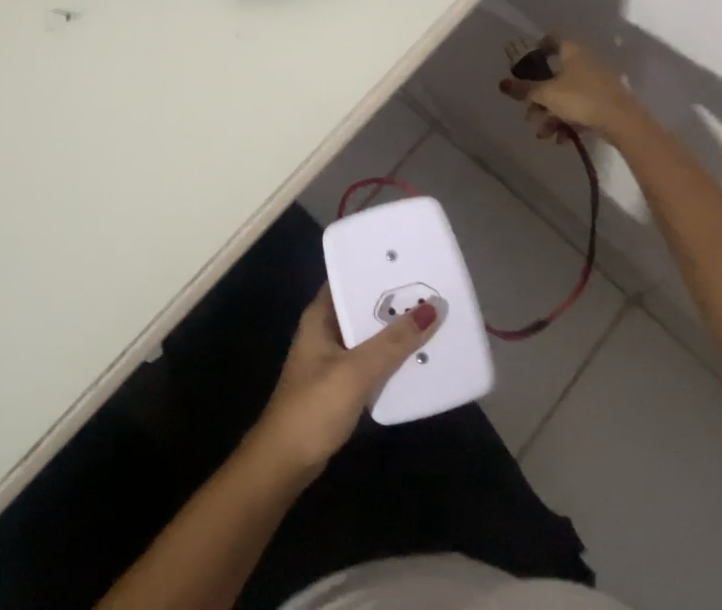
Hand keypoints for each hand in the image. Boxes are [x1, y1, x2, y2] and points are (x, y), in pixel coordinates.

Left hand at [247, 286, 440, 474]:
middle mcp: (326, 331)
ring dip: (396, 330)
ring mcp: (334, 358)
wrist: (286, 461)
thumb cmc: (314, 407)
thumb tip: (433, 309)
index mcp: (320, 317)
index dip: (376, 268)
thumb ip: (393, 341)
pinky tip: (420, 357)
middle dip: (395, 300)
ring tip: (435, 317)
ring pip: (370, 335)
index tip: (411, 260)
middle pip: (363, 307)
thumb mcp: (357, 370)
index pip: (348, 278)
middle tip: (435, 289)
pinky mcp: (342, 383)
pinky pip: (373, 361)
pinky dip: (392, 357)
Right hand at [498, 35, 642, 138]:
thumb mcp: (547, 94)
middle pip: (555, 75)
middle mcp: (585, 63)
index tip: (525, 65)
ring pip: (566, 96)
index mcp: (572, 52)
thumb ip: (524, 89)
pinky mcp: (604, 102)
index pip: (552, 39)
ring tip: (542, 134)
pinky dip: (567, 121)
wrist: (622, 121)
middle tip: (529, 113)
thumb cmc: (581, 98)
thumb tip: (502, 84)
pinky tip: (560, 139)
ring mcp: (596, 83)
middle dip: (539, 97)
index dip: (537, 49)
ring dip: (550, 115)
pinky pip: (579, 109)